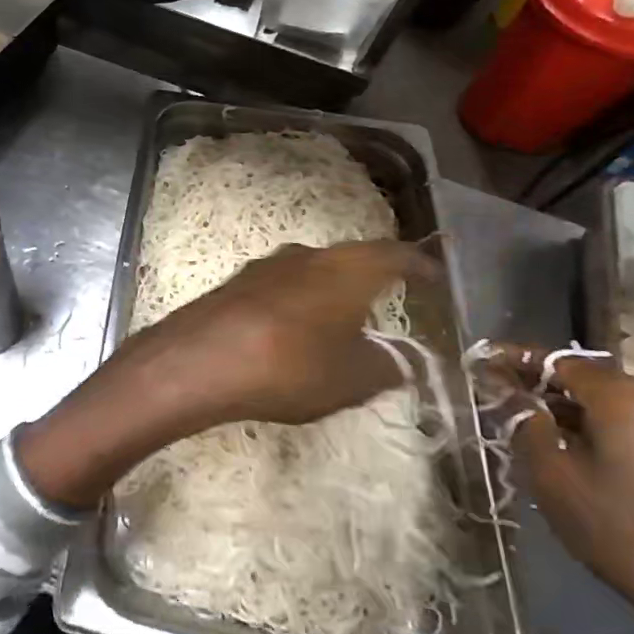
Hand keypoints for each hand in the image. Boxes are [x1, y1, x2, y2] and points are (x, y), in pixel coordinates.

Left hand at [107, 240, 431, 427]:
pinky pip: (279, 289)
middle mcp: (306, 255)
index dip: (419, 264)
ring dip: (329, 292)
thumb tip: (401, 360)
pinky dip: (296, 305)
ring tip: (339, 320)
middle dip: (370, 279)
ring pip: (310, 273)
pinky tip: (291, 332)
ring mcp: (265, 266)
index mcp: (346, 268)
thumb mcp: (353, 378)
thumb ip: (387, 366)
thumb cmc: (290, 364)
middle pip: (349, 260)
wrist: (198, 360)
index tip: (434, 275)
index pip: (394, 255)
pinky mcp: (234, 284)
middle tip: (387, 300)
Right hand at [475, 345, 633, 631]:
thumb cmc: (629, 534)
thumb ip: (526, 426)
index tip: (482, 362)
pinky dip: (607, 438)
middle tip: (506, 404)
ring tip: (541, 437)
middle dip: (545, 389)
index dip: (516, 360)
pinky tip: (590, 469)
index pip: (558, 361)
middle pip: (590, 382)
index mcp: (622, 398)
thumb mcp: (557, 480)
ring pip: (616, 411)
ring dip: (575, 416)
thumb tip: (508, 393)